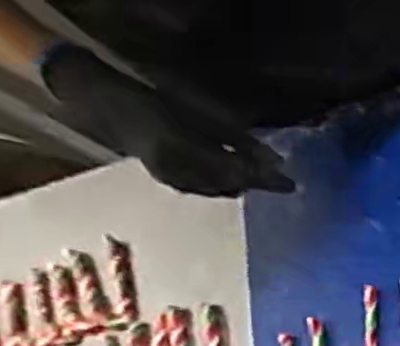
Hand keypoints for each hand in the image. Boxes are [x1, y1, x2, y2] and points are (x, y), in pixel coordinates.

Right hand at [39, 43, 294, 197]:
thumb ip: (236, 139)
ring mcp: (173, 179)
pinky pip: (209, 190)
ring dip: (246, 186)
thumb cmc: (157, 101)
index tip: (290, 183)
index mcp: (180, 144)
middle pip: (230, 183)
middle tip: (284, 183)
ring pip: (222, 190)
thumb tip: (274, 159)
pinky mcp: (172, 184)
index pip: (234, 169)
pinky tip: (241, 182)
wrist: (109, 106)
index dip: (263, 177)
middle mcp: (176, 168)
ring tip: (267, 182)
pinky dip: (228, 186)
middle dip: (258, 183)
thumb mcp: (199, 113)